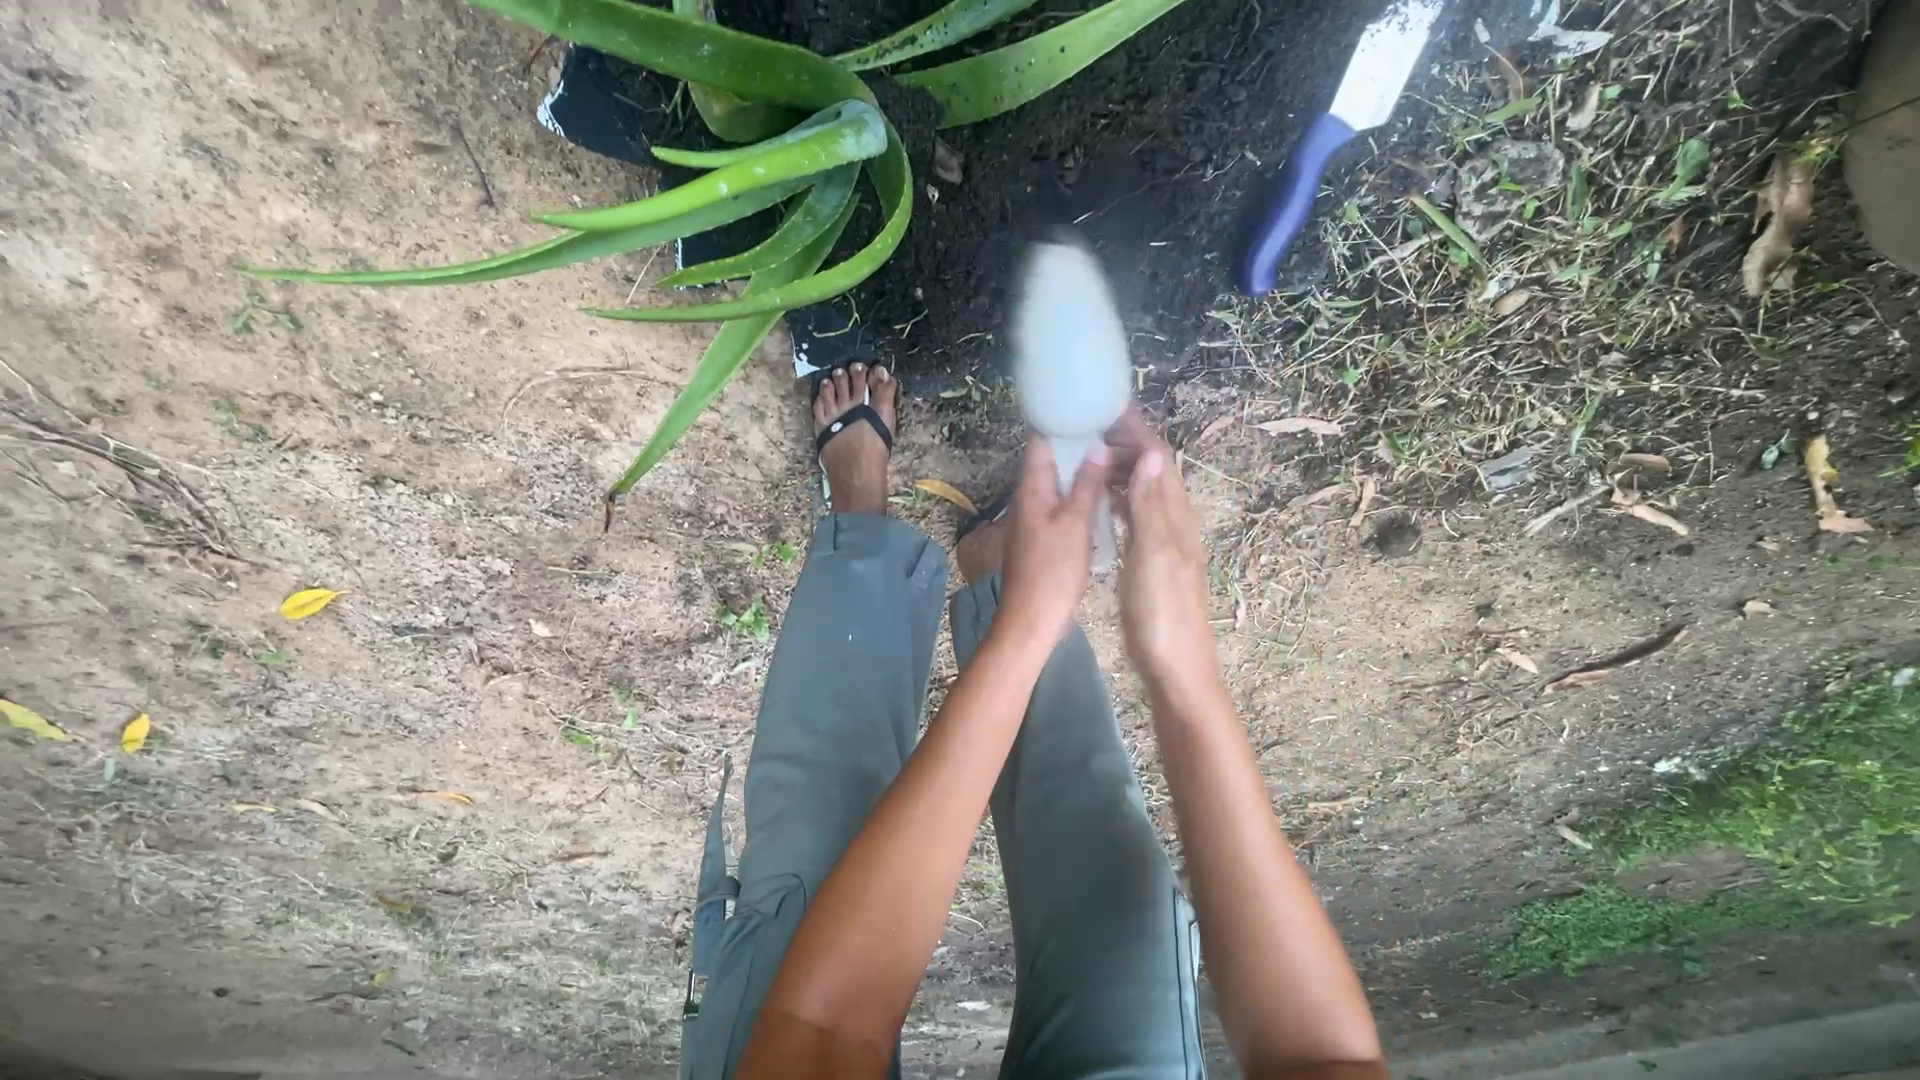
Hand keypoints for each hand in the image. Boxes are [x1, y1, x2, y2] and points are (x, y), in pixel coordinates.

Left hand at [995, 434, 1110, 645]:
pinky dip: (1078, 495)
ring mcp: (1032, 516)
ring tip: (1115, 460)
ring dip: (1081, 471)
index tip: (1093, 410)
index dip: (1064, 421)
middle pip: (1051, 460)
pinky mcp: (1040, 534)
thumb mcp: (1076, 523)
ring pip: (1057, 483)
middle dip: (1079, 445)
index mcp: (1031, 488)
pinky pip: (1060, 503)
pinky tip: (1101, 497)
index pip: (1042, 439)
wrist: (1032, 618)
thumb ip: (1086, 484)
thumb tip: (1097, 446)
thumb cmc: (1054, 570)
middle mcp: (1027, 496)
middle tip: (1115, 435)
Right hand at [1108, 409, 1218, 700]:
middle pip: (1154, 472)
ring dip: (1122, 470)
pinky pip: (1136, 518)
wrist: (1175, 668)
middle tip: (1089, 427)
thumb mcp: (1155, 557)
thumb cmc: (1163, 615)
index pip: (1161, 460)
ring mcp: (1163, 544)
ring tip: (1090, 454)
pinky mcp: (1151, 562)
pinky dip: (1119, 500)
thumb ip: (1152, 507)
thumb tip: (1155, 454)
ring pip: (1144, 494)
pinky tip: (1101, 501)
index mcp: (1177, 518)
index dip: (1139, 431)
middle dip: (1128, 444)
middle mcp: (1174, 524)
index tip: (1108, 407)